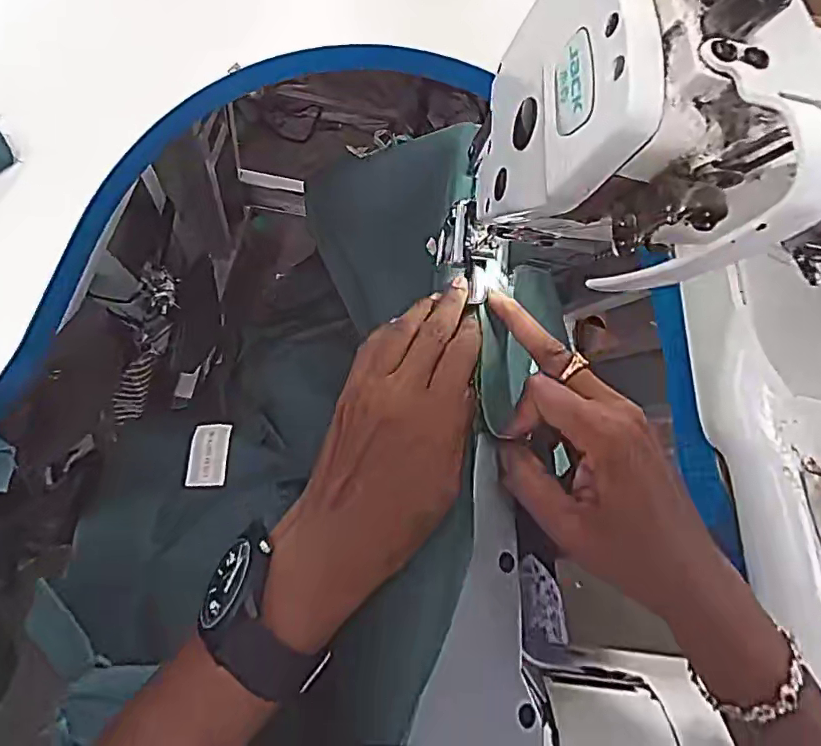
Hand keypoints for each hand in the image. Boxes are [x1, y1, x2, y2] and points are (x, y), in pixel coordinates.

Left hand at [261, 279, 480, 653]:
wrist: (337, 532)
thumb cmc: (401, 517)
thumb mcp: (449, 477)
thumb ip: (460, 425)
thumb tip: (469, 386)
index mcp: (433, 415)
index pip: (460, 354)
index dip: (474, 330)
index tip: (483, 316)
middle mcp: (400, 391)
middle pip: (431, 333)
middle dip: (451, 306)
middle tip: (464, 288)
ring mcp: (370, 386)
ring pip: (399, 331)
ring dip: (421, 309)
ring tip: (438, 295)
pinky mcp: (349, 389)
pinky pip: (372, 345)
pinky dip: (391, 327)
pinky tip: (401, 321)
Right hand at [486, 289, 730, 627]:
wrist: (686, 572)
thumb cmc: (637, 555)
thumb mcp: (565, 524)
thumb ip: (524, 477)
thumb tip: (503, 446)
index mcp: (606, 432)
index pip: (543, 389)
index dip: (516, 413)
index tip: (510, 444)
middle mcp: (620, 412)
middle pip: (561, 361)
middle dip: (525, 334)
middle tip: (499, 306)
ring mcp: (629, 416)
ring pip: (573, 378)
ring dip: (544, 394)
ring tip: (527, 431)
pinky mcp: (630, 426)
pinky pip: (587, 400)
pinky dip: (562, 411)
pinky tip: (553, 446)